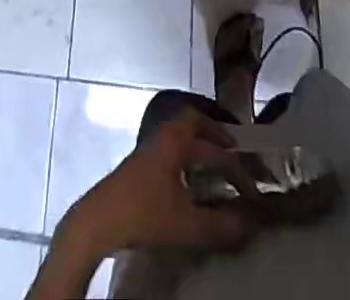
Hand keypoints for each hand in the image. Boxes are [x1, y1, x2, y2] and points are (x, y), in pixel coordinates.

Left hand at [57, 113, 257, 256]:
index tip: (252, 191)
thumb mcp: (186, 224)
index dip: (237, 171)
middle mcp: (163, 137)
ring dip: (197, 142)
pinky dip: (184, 153)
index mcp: (177, 142)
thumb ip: (220, 226)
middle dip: (214, 133)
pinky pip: (169, 146)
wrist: (97, 221)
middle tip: (232, 146)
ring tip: (213, 160)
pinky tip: (188, 177)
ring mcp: (147, 149)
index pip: (216, 151)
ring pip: (178, 134)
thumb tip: (249, 225)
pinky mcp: (137, 164)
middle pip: (192, 122)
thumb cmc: (143, 215)